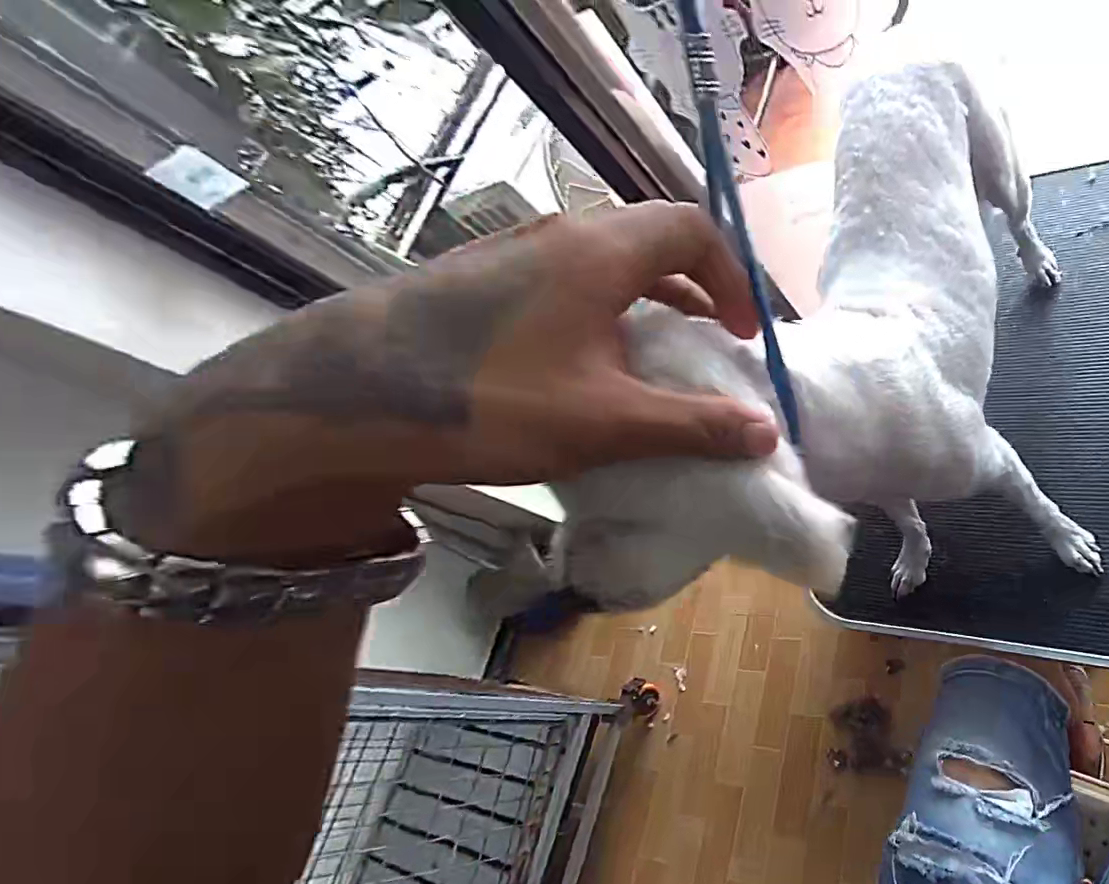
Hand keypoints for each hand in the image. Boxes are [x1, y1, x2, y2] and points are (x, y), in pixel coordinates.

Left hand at [119, 203, 779, 561]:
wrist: (342, 402)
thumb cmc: (490, 401)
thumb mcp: (608, 422)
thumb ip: (695, 425)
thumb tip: (766, 433)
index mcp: (597, 254)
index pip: (690, 227)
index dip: (732, 275)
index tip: (742, 333)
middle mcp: (557, 238)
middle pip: (651, 238)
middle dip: (699, 287)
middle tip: (715, 342)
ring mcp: (513, 257)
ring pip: (608, 261)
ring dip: (654, 301)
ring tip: (666, 357)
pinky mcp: (484, 285)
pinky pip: (570, 283)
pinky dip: (609, 312)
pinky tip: (596, 366)